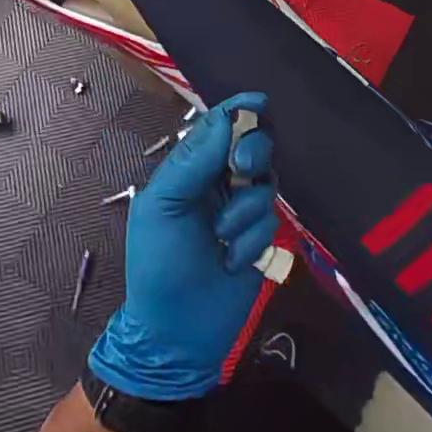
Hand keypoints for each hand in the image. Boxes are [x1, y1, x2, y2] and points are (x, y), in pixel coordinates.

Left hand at [87, 92, 279, 400]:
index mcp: (187, 173)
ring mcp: (240, 214)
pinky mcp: (260, 240)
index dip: (238, 112)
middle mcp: (216, 186)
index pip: (216, 130)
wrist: (177, 330)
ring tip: (222, 237)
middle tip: (243, 168)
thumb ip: (191, 162)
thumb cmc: (158, 264)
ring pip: (266, 186)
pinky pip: (273, 222)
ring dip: (245, 211)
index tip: (259, 102)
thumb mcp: (162, 207)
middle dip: (252, 154)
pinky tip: (231, 261)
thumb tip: (224, 119)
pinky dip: (253, 240)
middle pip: (252, 148)